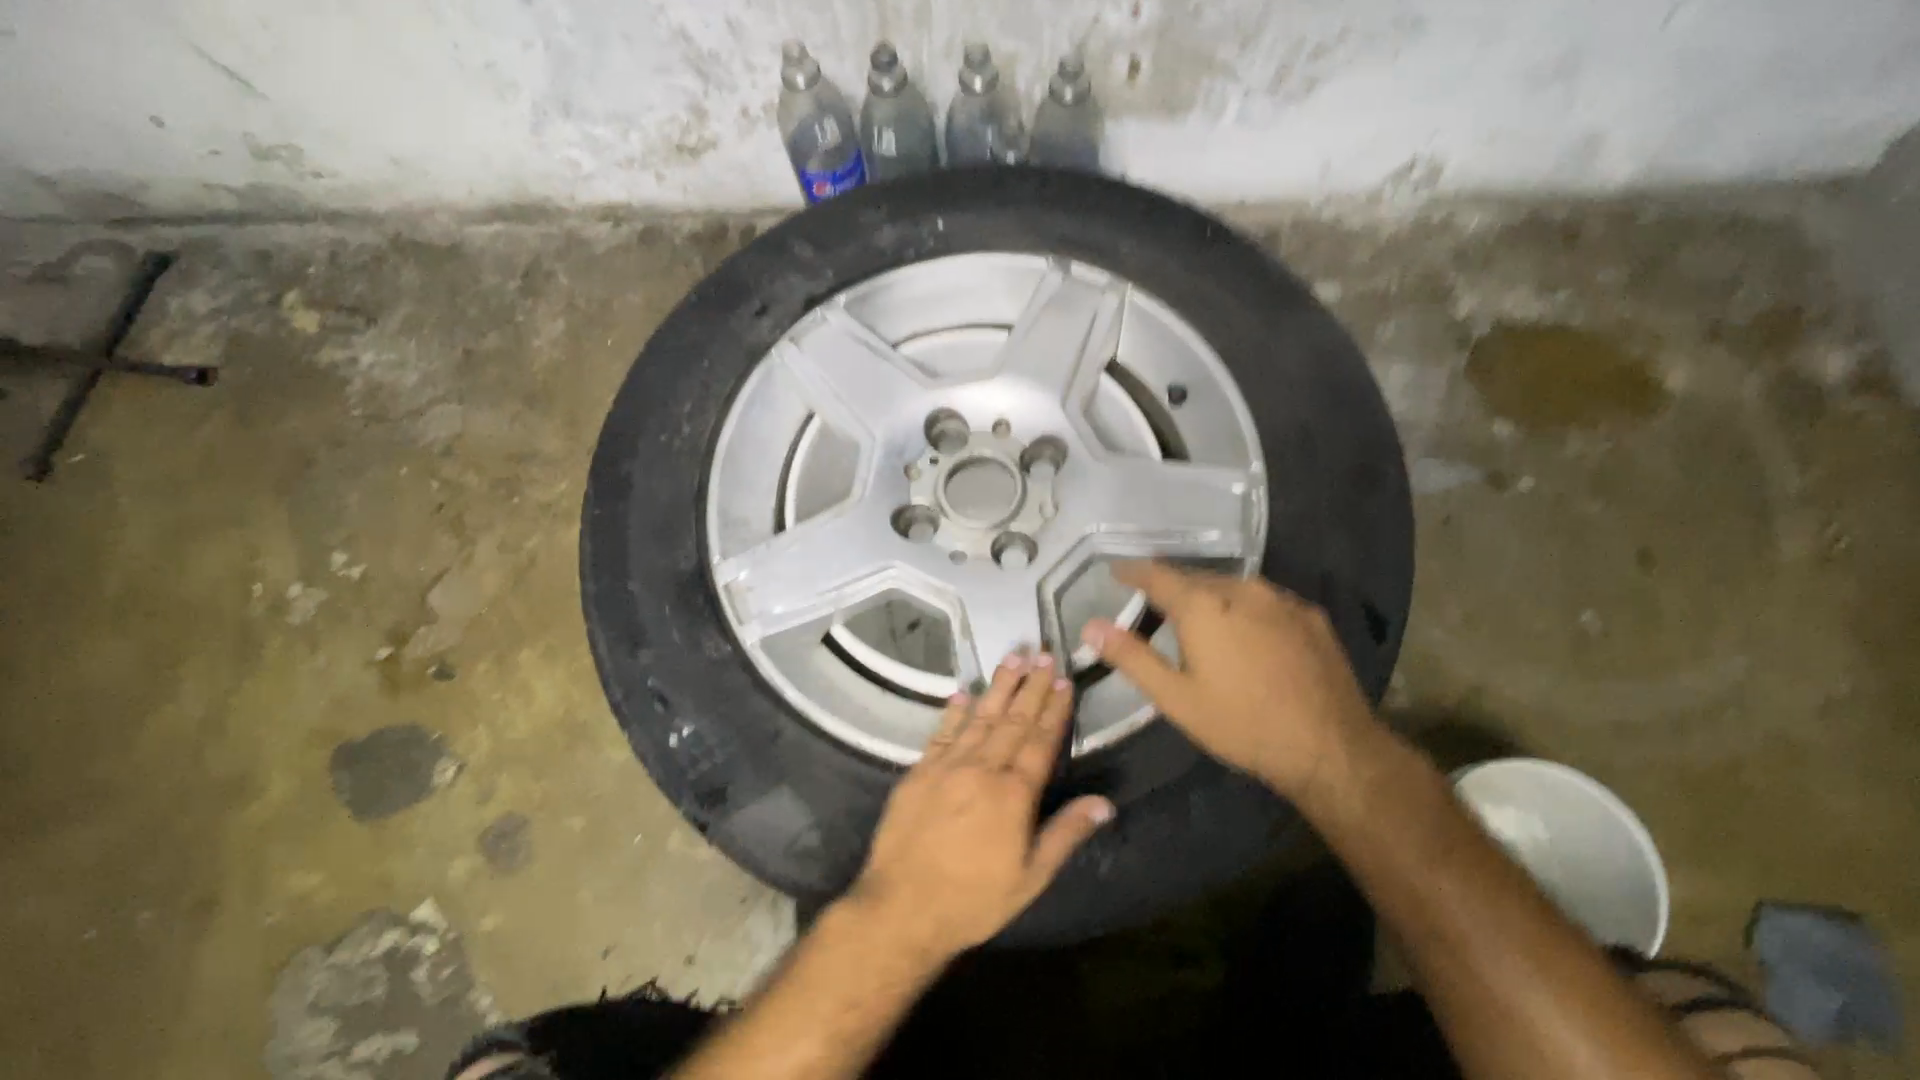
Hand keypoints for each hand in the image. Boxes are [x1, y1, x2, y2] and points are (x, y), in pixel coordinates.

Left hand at [843, 655, 1115, 960]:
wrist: (901, 907)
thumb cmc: (973, 900)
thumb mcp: (1030, 878)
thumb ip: (1065, 835)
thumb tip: (1104, 803)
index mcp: (1013, 794)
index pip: (1040, 741)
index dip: (1054, 710)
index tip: (1064, 681)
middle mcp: (981, 770)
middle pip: (1012, 721)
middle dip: (1031, 687)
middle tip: (1044, 654)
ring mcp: (946, 767)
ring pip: (979, 718)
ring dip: (998, 687)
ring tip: (1013, 657)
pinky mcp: (917, 773)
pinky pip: (941, 733)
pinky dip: (954, 712)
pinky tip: (963, 693)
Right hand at [1081, 561, 1377, 802]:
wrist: (1330, 747)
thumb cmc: (1242, 725)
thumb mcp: (1176, 698)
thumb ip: (1131, 657)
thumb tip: (1090, 626)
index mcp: (1202, 605)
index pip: (1156, 574)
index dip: (1132, 571)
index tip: (1116, 571)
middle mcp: (1242, 589)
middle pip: (1195, 578)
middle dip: (1171, 587)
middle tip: (1153, 605)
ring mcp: (1282, 600)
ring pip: (1233, 586)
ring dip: (1210, 597)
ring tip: (1198, 618)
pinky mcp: (1310, 616)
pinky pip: (1265, 601)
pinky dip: (1245, 609)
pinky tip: (1247, 634)